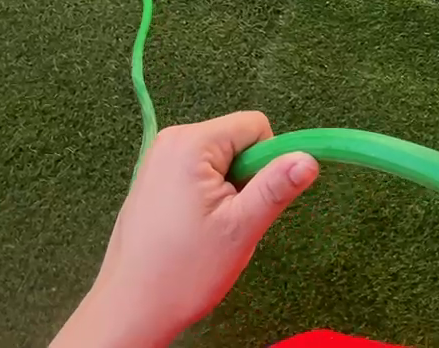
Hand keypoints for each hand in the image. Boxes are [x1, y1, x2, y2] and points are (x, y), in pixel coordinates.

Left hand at [52, 111, 318, 346]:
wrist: (128, 313)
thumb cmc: (184, 272)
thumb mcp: (240, 229)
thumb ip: (276, 187)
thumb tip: (310, 158)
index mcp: (192, 141)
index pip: (255, 126)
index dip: (266, 162)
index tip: (251, 202)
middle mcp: (172, 138)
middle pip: (236, 141)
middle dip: (244, 179)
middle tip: (229, 222)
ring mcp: (159, 157)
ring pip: (220, 158)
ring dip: (228, 190)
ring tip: (210, 229)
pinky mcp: (153, 176)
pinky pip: (199, 170)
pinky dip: (207, 195)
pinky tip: (194, 229)